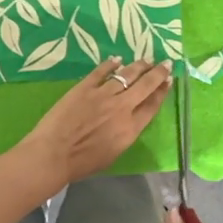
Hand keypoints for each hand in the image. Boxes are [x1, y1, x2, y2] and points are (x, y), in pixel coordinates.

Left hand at [20, 57, 170, 183]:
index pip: (152, 106)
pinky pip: (101, 72)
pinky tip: (117, 59)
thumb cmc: (82, 163)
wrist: (54, 154)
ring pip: (126, 74)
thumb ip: (125, 135)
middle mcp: (121, 108)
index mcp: (130, 129)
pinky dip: (111, 64)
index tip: (168, 81)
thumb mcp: (113, 154)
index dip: (162, 92)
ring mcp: (103, 95)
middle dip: (158, 73)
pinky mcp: (84, 87)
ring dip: (138, 66)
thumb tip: (129, 121)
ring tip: (146, 60)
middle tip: (166, 63)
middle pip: (145, 86)